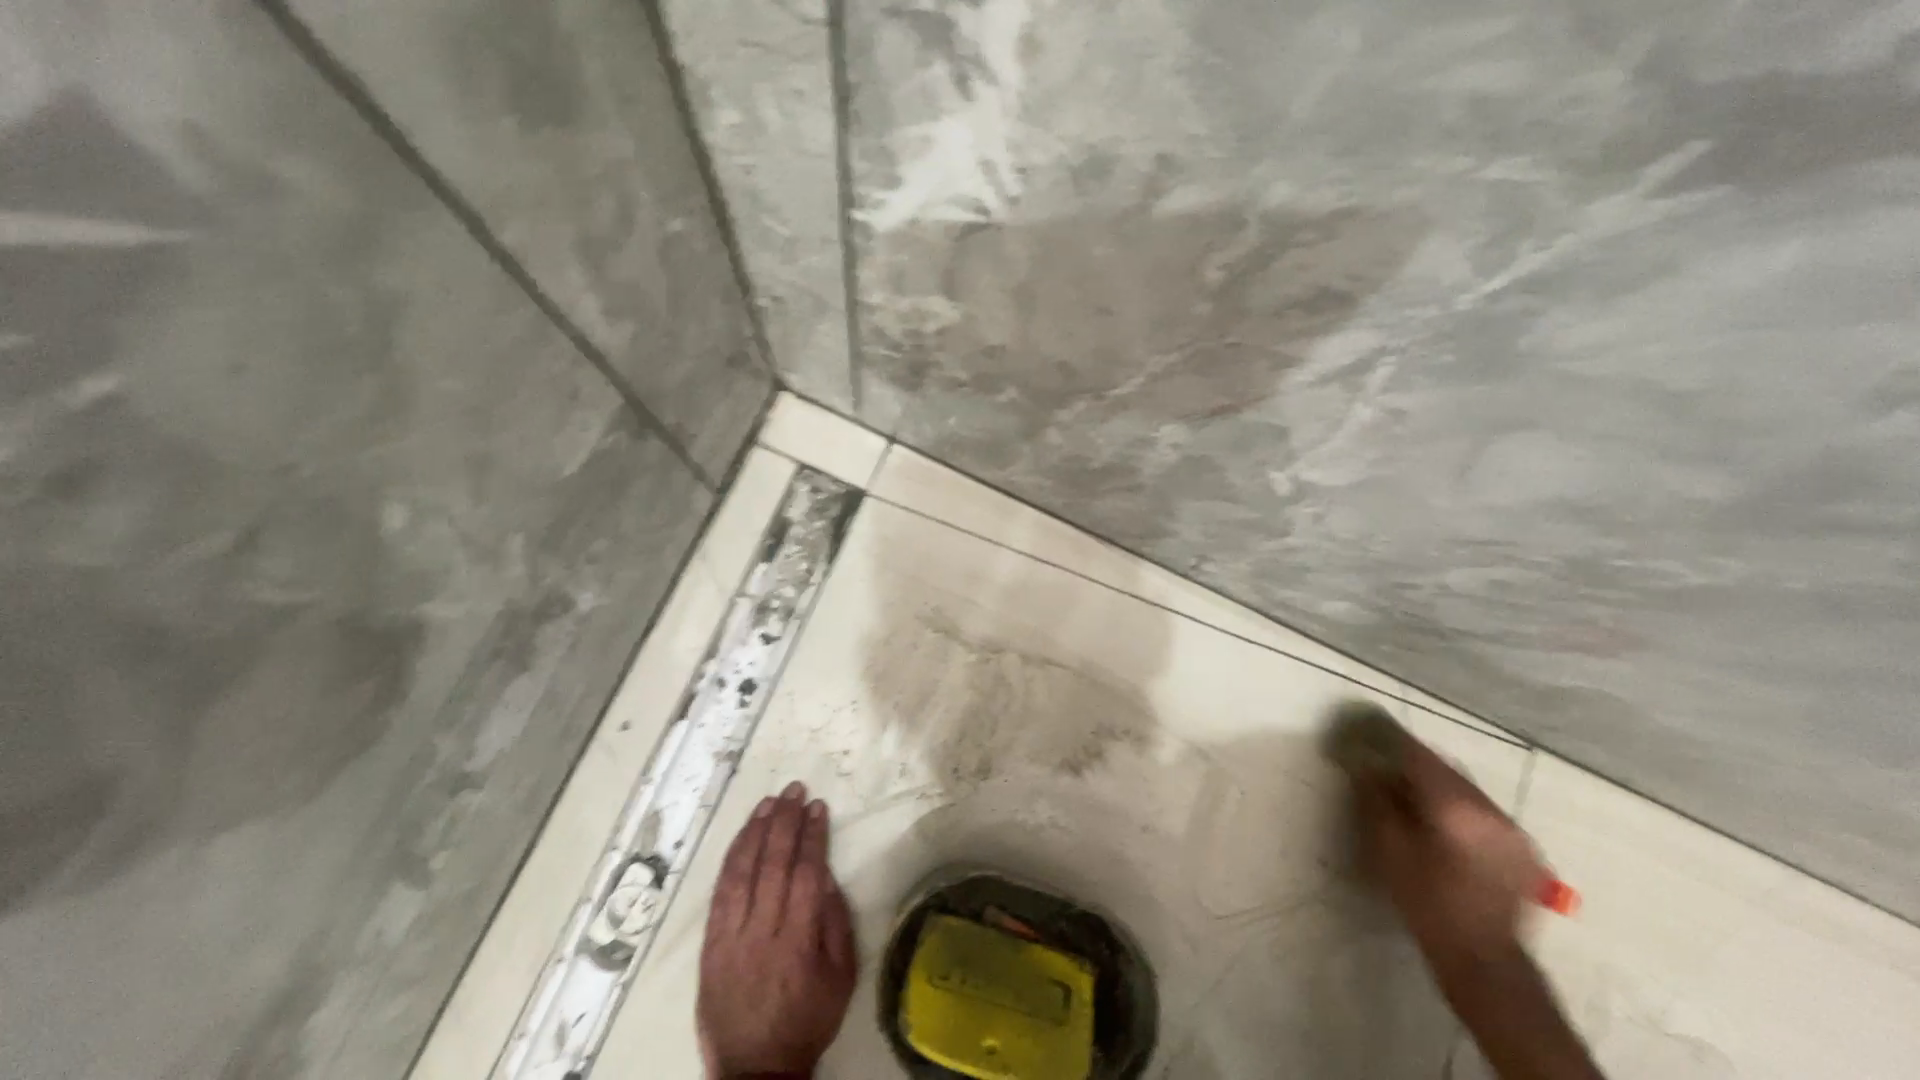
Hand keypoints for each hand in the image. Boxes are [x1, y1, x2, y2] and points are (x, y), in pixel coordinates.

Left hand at [698, 781, 857, 1078]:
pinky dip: (732, 858)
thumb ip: (836, 924)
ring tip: (770, 802)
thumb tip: (827, 877)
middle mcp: (763, 930)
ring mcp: (732, 934)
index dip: (813, 836)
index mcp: (800, 940)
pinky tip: (743, 836)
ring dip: (757, 831)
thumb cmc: (807, 1020)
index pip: (807, 873)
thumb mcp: (842, 977)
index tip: (818, 807)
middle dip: (786, 821)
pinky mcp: (710, 942)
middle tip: (795, 790)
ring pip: (743, 870)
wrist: (754, 1066)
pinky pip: (720, 891)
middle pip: (774, 863)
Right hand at [1352, 740, 1547, 977]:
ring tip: (1415, 797)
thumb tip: (1366, 766)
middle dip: (1417, 764)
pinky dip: (1462, 809)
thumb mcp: (1389, 852)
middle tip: (1389, 767)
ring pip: (1469, 790)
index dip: (1393, 743)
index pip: (1420, 757)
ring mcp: (1512, 827)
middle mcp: (1490, 809)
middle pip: (1447, 770)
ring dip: (1440, 786)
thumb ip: (1376, 802)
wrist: (1483, 960)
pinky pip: (1486, 812)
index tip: (1371, 734)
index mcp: (1455, 808)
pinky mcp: (1524, 847)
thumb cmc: (1426, 905)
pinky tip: (1446, 827)